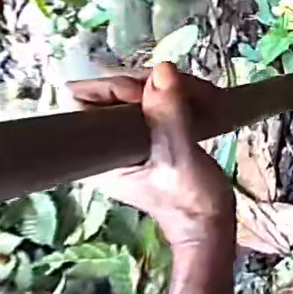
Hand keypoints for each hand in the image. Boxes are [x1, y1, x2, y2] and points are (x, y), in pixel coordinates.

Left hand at [69, 62, 235, 245]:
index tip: (151, 97)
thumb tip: (163, 69)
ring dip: (180, 89)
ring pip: (145, 91)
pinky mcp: (155, 134)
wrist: (211, 224)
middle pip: (118, 88)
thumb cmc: (190, 200)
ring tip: (209, 101)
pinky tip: (209, 104)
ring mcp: (133, 136)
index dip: (114, 88)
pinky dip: (186, 97)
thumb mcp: (179, 157)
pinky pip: (163, 101)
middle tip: (194, 95)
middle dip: (157, 85)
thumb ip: (169, 114)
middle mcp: (108, 140)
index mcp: (97, 149)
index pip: (81, 98)